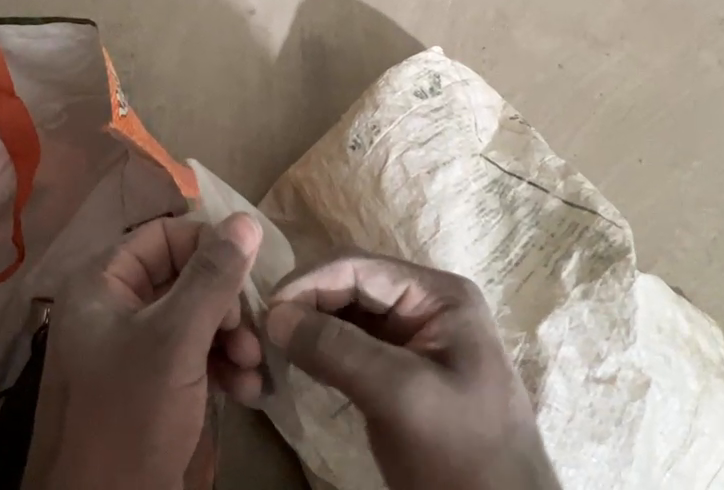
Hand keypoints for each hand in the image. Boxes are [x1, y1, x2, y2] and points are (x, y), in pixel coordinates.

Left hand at [26, 214, 264, 489]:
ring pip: (194, 320)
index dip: (208, 248)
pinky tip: (249, 391)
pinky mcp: (149, 390)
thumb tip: (246, 219)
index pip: (164, 236)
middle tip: (250, 335)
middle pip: (184, 278)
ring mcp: (131, 352)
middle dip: (226, 304)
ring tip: (254, 368)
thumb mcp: (175, 341)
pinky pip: (192, 358)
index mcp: (102, 284)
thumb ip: (212, 278)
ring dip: (232, 339)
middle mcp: (113, 309)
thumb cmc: (128, 417)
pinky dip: (223, 368)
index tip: (247, 275)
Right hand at [266, 255, 560, 489]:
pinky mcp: (399, 374)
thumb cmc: (463, 455)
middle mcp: (425, 305)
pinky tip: (294, 368)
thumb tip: (274, 315)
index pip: (357, 266)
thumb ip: (338, 349)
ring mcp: (413, 340)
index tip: (264, 315)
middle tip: (260, 336)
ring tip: (269, 351)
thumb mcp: (401, 396)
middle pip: (348, 287)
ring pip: (345, 317)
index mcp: (438, 295)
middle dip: (305, 305)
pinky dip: (320, 354)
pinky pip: (350, 347)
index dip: (307, 283)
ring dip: (308, 329)